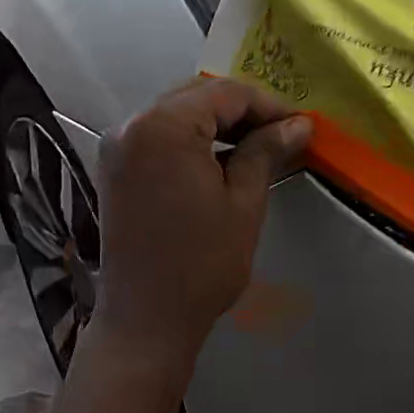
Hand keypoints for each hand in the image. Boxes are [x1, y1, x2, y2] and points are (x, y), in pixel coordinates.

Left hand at [93, 79, 309, 359]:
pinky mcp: (113, 171)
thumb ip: (265, 152)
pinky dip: (188, 143)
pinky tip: (217, 163)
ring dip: (214, 126)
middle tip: (281, 135)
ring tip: (255, 149)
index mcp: (162, 127)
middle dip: (240, 112)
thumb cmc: (201, 264)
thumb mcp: (243, 204)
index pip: (224, 93)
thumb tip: (297, 124)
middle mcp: (130, 126)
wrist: (146, 319)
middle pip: (194, 97)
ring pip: (174, 116)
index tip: (300, 124)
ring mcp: (116, 149)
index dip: (267, 104)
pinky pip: (156, 139)